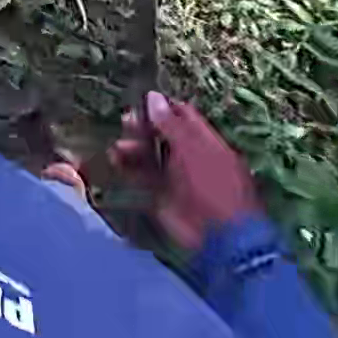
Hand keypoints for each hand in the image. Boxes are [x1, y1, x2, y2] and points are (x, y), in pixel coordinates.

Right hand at [109, 92, 261, 251]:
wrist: (221, 241)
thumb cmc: (212, 188)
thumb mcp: (193, 151)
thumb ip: (171, 124)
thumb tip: (152, 96)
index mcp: (206, 143)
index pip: (182, 116)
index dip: (162, 107)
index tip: (140, 101)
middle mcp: (190, 156)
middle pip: (162, 133)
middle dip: (142, 126)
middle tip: (125, 121)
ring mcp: (176, 176)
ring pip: (149, 152)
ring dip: (132, 146)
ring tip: (119, 147)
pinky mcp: (162, 194)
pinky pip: (141, 174)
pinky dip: (127, 166)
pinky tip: (115, 160)